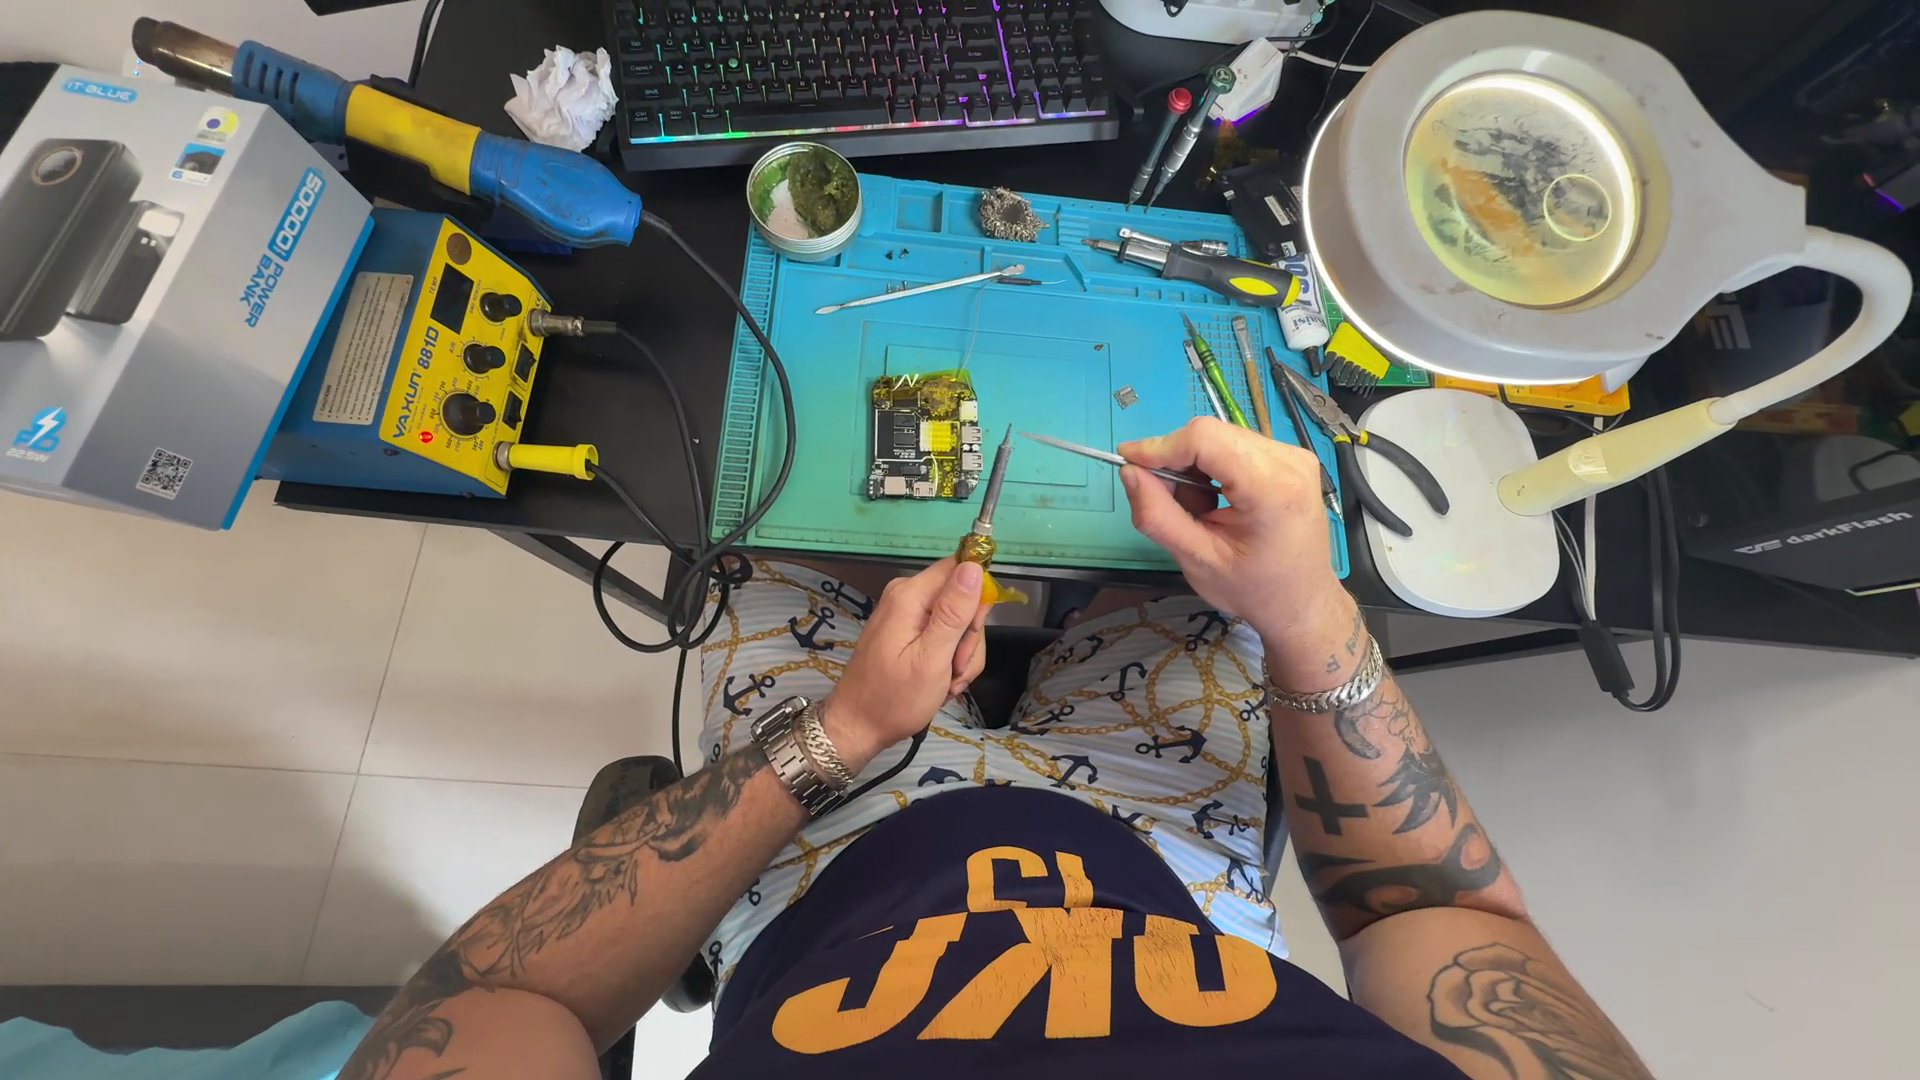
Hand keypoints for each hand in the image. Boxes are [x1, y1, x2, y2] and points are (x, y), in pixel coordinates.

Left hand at [821, 558, 990, 770]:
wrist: (858, 728)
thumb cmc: (894, 698)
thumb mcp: (931, 658)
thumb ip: (954, 612)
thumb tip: (973, 565)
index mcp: (911, 595)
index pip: (960, 568)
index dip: (976, 598)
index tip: (971, 633)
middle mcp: (908, 595)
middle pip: (963, 599)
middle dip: (968, 638)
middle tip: (956, 670)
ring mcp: (907, 614)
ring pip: (959, 623)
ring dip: (961, 657)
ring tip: (947, 683)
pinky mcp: (909, 631)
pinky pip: (944, 636)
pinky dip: (949, 661)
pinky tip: (941, 683)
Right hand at [1119, 418, 1359, 684]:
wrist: (1301, 602)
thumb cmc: (1253, 589)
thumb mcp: (1196, 560)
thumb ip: (1157, 516)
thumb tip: (1130, 471)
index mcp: (1272, 487)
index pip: (1205, 439)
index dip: (1160, 446)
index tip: (1128, 463)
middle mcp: (1289, 460)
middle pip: (1210, 434)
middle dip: (1175, 461)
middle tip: (1164, 500)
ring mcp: (1293, 455)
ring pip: (1218, 437)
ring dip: (1193, 467)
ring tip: (1198, 509)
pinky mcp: (1290, 457)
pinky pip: (1233, 445)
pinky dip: (1211, 467)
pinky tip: (1215, 500)